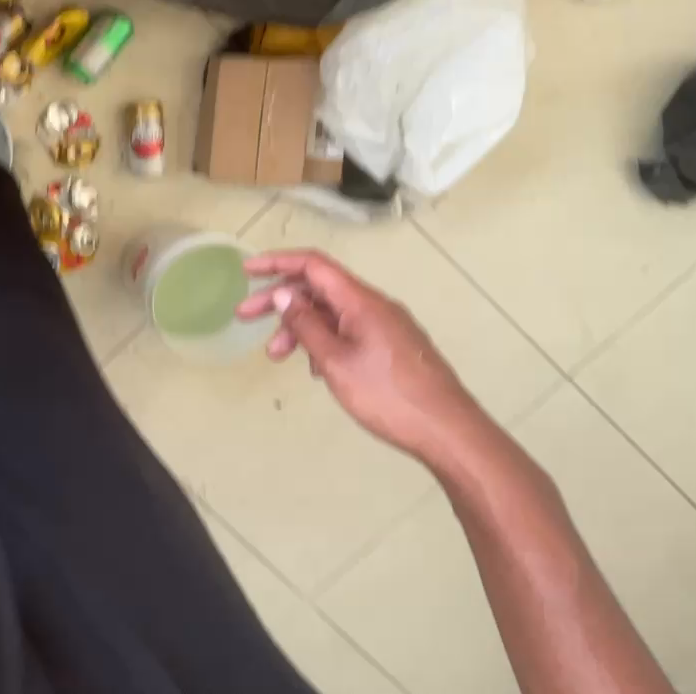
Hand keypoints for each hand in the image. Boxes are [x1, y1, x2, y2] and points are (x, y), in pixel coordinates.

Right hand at [237, 250, 492, 468]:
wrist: (451, 434)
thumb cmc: (387, 395)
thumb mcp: (335, 361)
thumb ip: (305, 325)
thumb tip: (283, 295)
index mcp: (361, 302)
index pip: (313, 265)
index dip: (276, 261)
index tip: (247, 271)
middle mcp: (375, 306)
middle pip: (318, 288)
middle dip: (279, 300)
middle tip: (244, 317)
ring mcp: (386, 326)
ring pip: (331, 312)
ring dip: (298, 326)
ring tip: (277, 355)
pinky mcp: (392, 346)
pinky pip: (347, 330)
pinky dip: (322, 339)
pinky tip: (315, 368)